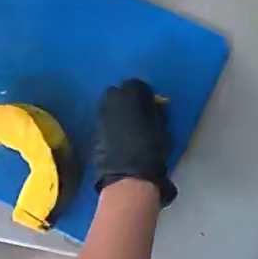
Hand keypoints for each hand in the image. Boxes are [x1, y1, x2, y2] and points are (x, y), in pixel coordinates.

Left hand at [92, 79, 175, 205]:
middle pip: (118, 92)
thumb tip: (157, 103)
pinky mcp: (94, 129)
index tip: (151, 105)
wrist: (129, 173)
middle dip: (126, 99)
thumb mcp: (162, 127)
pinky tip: (118, 135)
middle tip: (137, 112)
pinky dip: (110, 123)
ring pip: (108, 105)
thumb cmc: (152, 148)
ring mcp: (100, 114)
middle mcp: (112, 100)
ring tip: (128, 124)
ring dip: (117, 110)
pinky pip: (104, 119)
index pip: (137, 85)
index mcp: (131, 95)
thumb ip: (157, 111)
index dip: (145, 94)